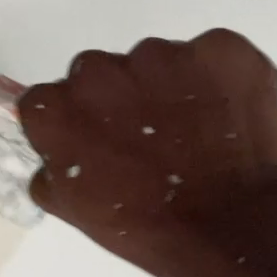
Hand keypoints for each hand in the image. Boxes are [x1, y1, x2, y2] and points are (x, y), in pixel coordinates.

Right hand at [19, 29, 276, 276]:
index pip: (47, 99)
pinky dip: (216, 77)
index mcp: (54, 108)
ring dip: (164, 85)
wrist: (229, 227)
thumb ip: (49, 167)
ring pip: (154, 61)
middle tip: (142, 135)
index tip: (91, 141)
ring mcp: (161, 55)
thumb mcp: (68, 206)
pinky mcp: (220, 49)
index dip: (70, 120)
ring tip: (191, 129)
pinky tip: (225, 113)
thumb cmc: (138, 223)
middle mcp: (98, 71)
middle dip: (114, 97)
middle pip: (96, 72)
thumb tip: (56, 153)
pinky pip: (210, 54)